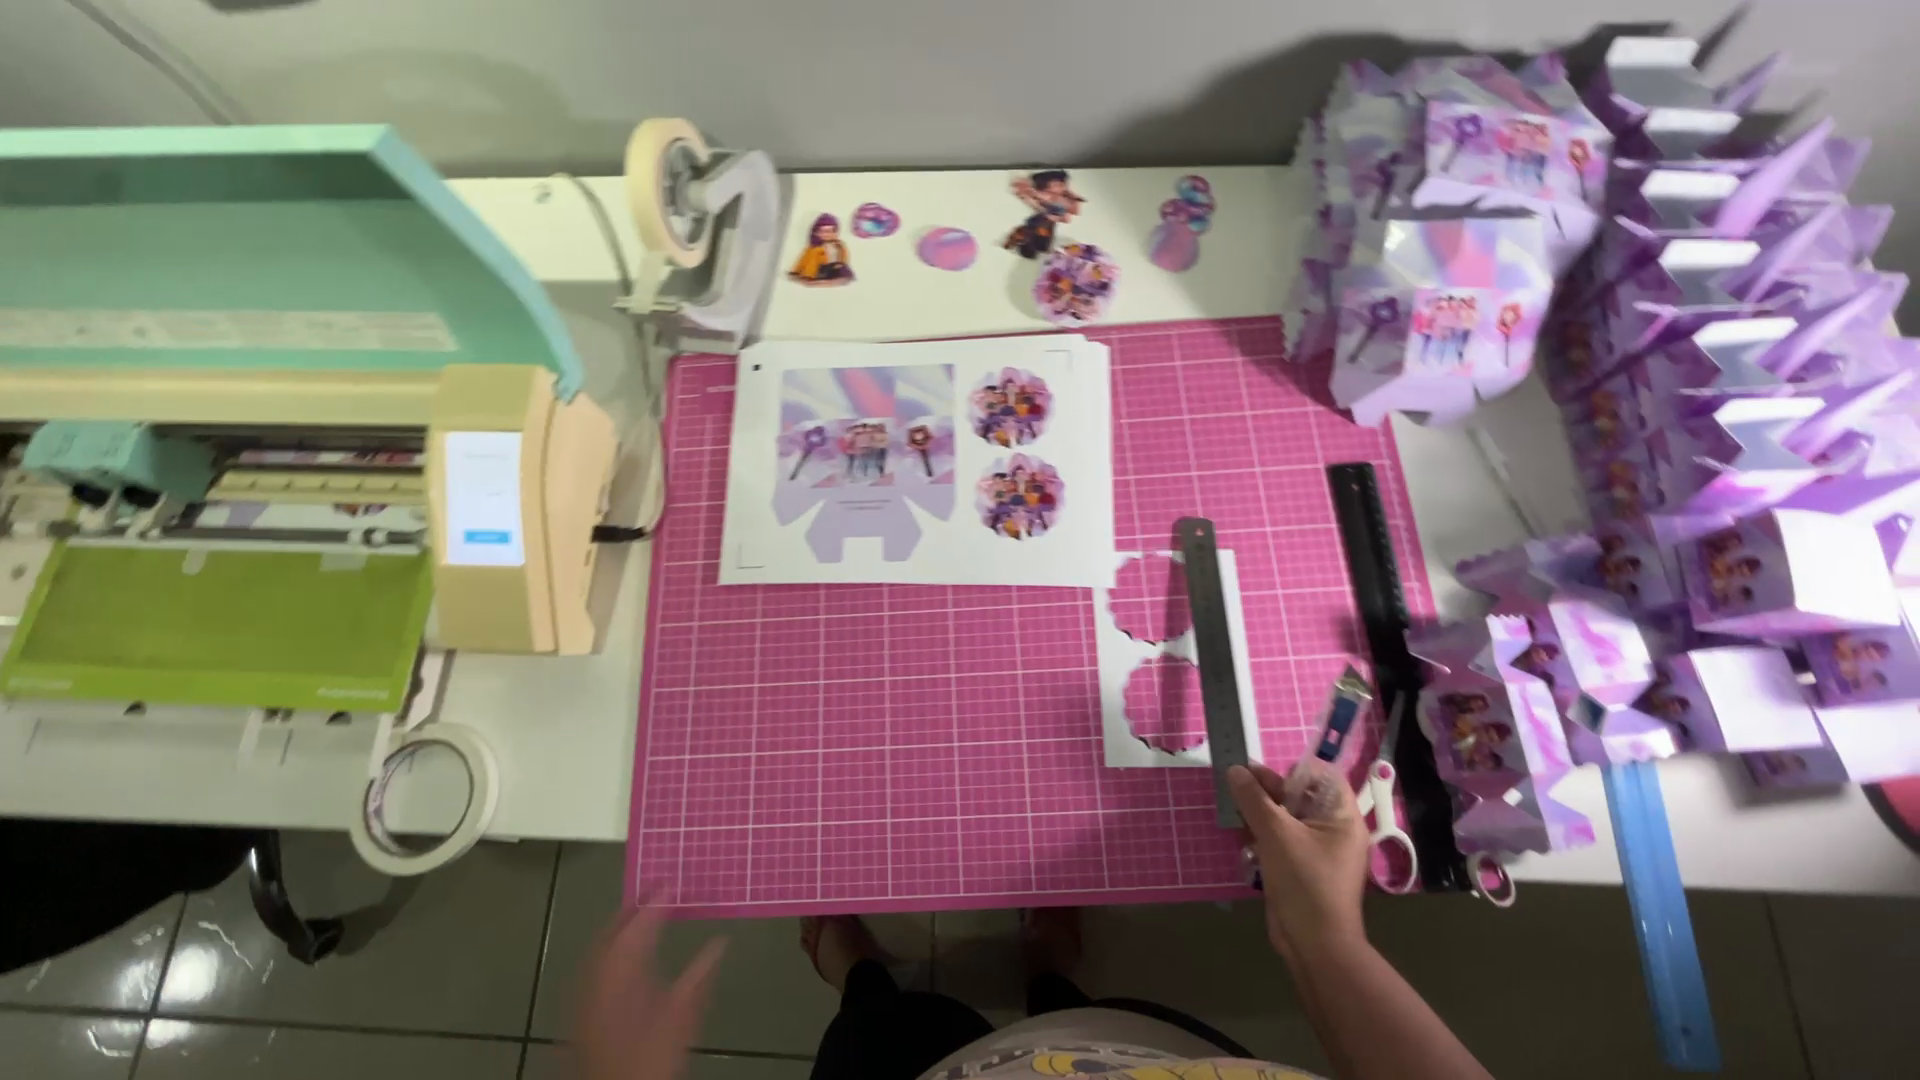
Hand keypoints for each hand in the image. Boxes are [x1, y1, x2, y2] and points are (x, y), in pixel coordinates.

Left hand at [578, 903, 726, 1079]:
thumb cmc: (652, 1053)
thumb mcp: (684, 1013)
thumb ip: (702, 971)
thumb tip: (722, 941)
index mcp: (627, 967)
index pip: (641, 921)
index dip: (657, 899)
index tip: (673, 882)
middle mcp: (601, 971)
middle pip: (615, 927)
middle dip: (635, 905)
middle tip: (657, 890)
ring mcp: (585, 990)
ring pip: (600, 943)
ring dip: (620, 924)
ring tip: (640, 913)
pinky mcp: (578, 1008)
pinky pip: (592, 962)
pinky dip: (608, 946)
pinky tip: (620, 953)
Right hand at [1228, 761, 1370, 960]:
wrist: (1314, 944)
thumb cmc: (1304, 881)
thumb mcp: (1275, 834)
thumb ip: (1253, 799)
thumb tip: (1235, 770)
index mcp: (1342, 818)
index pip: (1322, 777)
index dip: (1293, 771)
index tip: (1263, 775)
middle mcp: (1335, 831)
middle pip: (1300, 796)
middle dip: (1268, 790)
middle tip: (1236, 784)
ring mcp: (1319, 852)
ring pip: (1287, 819)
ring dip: (1261, 813)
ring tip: (1235, 810)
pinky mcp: (1302, 869)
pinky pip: (1283, 841)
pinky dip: (1263, 835)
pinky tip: (1242, 837)